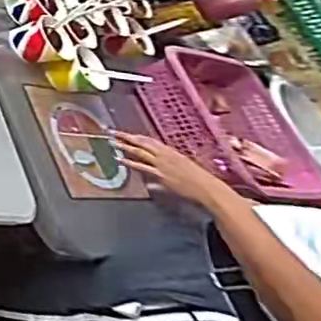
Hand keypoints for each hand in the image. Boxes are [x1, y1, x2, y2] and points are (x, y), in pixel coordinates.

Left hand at [112, 132, 237, 207]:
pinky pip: (142, 167)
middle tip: (112, 132)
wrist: (208, 189)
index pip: (149, 140)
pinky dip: (130, 163)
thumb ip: (168, 167)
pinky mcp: (161, 174)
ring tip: (112, 143)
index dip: (136, 136)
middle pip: (141, 142)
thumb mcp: (183, 167)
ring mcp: (162, 164)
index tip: (125, 133)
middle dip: (125, 136)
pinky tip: (120, 160)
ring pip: (139, 152)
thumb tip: (159, 170)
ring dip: (124, 147)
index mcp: (170, 151)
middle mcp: (164, 155)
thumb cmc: (200, 180)